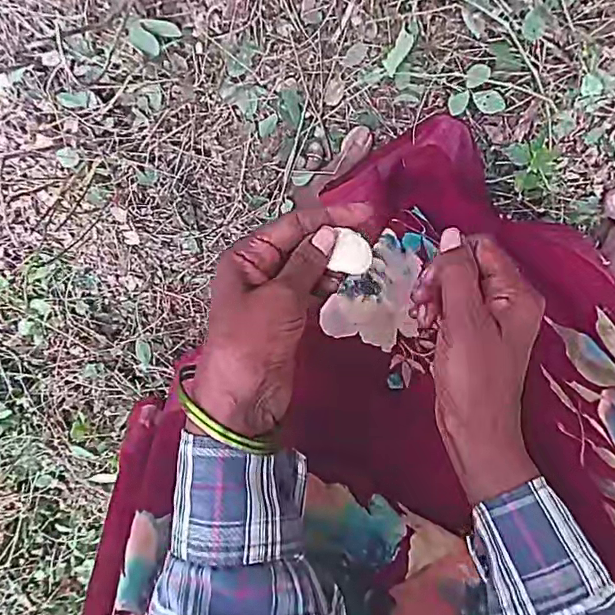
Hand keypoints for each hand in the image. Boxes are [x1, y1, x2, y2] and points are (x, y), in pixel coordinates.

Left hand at [191, 202, 377, 438]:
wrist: (243, 399)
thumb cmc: (251, 343)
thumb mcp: (279, 298)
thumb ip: (306, 263)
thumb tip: (328, 234)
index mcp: (246, 258)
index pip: (291, 226)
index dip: (328, 217)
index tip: (364, 214)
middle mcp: (258, 271)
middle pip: (301, 245)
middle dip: (334, 239)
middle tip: (371, 237)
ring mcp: (273, 295)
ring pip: (310, 269)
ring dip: (335, 263)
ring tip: (365, 259)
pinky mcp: (287, 318)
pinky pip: (312, 292)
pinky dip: (330, 286)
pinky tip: (350, 282)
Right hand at [413, 229, 545, 502]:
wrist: (474, 431)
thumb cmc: (473, 380)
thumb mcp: (464, 323)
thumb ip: (457, 275)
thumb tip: (449, 234)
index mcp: (517, 295)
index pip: (481, 249)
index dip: (451, 259)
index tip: (429, 282)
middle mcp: (508, 302)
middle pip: (467, 265)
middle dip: (439, 278)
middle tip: (422, 301)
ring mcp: (491, 318)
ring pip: (456, 285)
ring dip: (433, 295)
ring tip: (422, 317)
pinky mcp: (474, 333)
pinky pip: (452, 306)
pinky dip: (436, 310)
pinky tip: (425, 324)